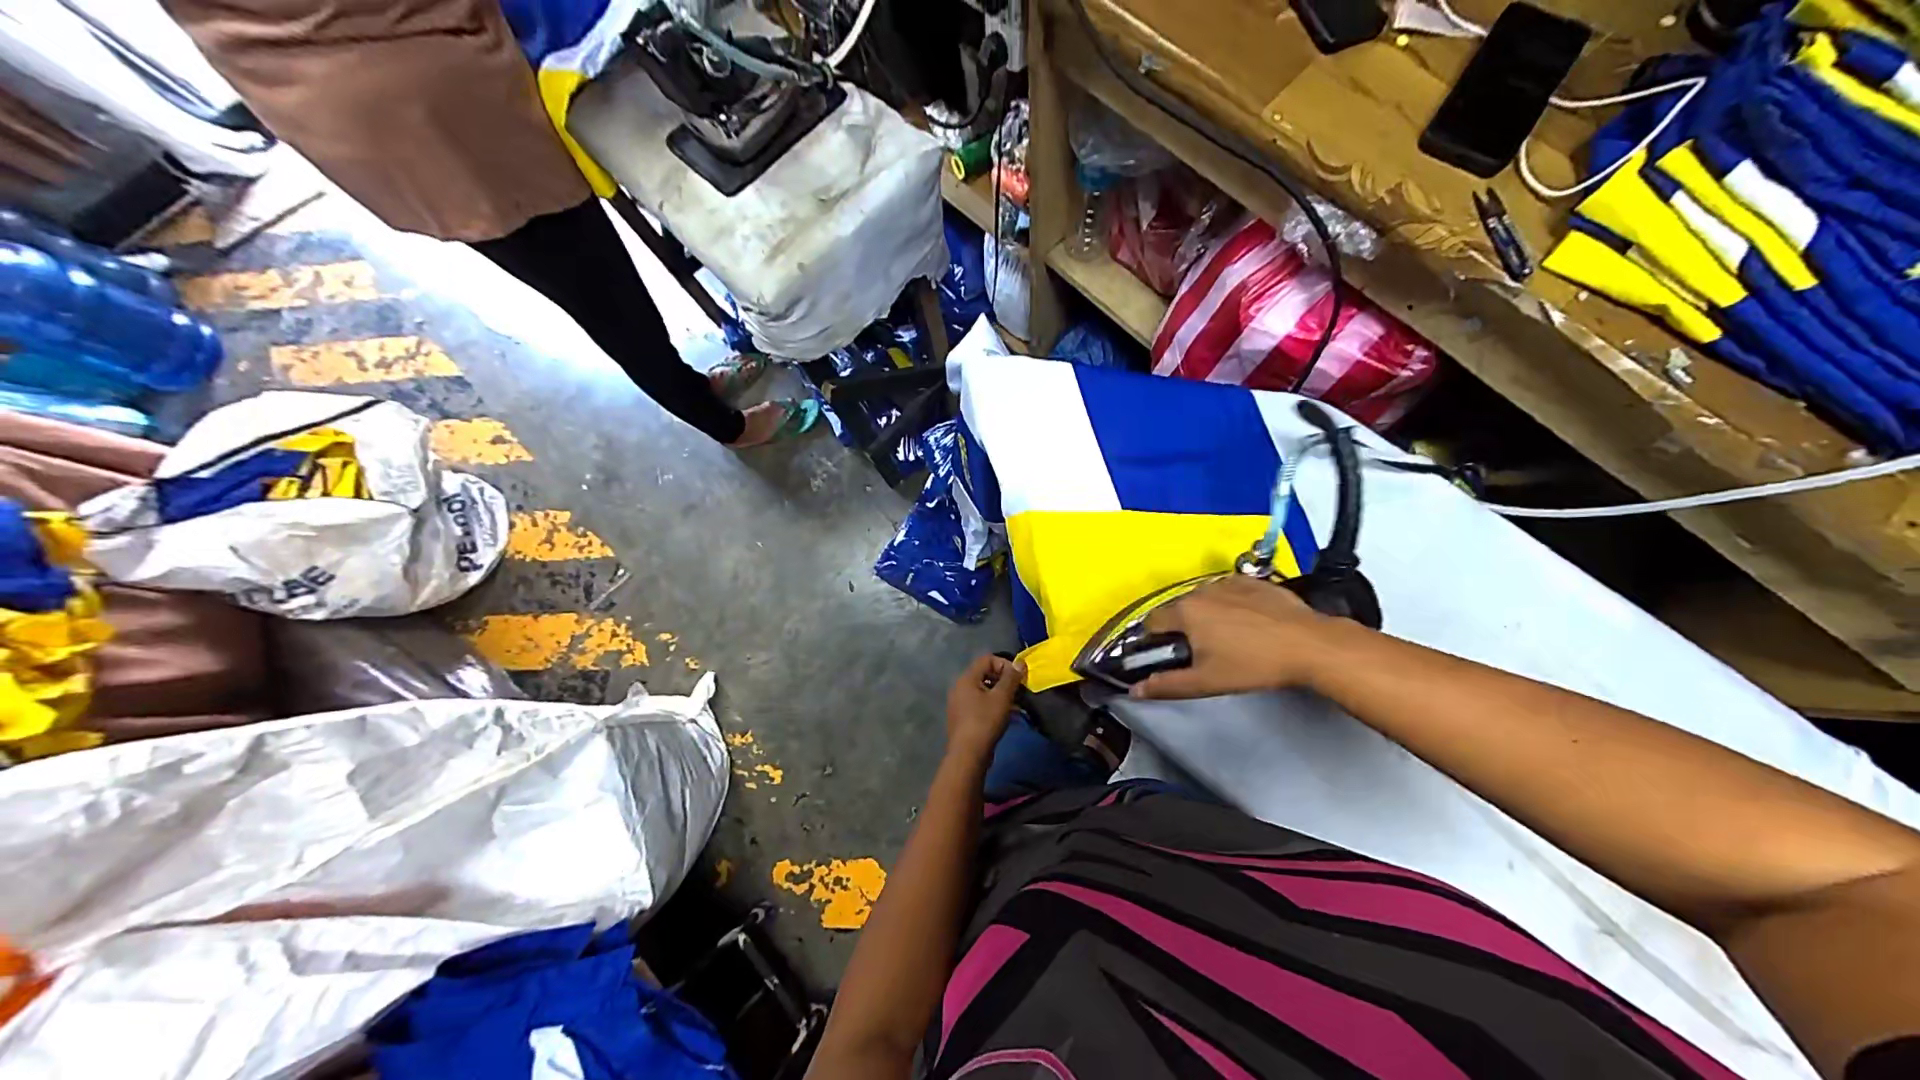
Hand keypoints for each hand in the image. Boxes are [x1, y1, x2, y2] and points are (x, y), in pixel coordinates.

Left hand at [945, 654, 1024, 759]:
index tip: (1018, 678)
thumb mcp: (1002, 697)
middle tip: (1018, 692)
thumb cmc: (985, 721)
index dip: (1005, 664)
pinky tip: (1005, 717)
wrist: (968, 754)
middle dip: (1004, 681)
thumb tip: (1019, 663)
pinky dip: (993, 706)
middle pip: (985, 674)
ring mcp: (959, 703)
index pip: (987, 659)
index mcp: (966, 678)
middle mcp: (959, 687)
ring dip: (1000, 695)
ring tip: (1015, 706)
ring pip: (983, 691)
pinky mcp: (962, 718)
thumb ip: (1011, 678)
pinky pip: (979, 704)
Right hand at [1132, 576, 1340, 699]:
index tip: (1167, 655)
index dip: (1155, 641)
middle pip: (1179, 610)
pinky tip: (1247, 626)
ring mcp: (1230, 583)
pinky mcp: (1254, 583)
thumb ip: (1167, 685)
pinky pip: (1230, 593)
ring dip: (1207, 617)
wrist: (1310, 646)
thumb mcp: (1207, 682)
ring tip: (1228, 641)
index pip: (1152, 622)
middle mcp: (1204, 590)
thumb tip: (1138, 689)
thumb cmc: (1258, 664)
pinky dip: (1231, 607)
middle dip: (1183, 630)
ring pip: (1204, 600)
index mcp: (1186, 611)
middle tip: (1201, 655)